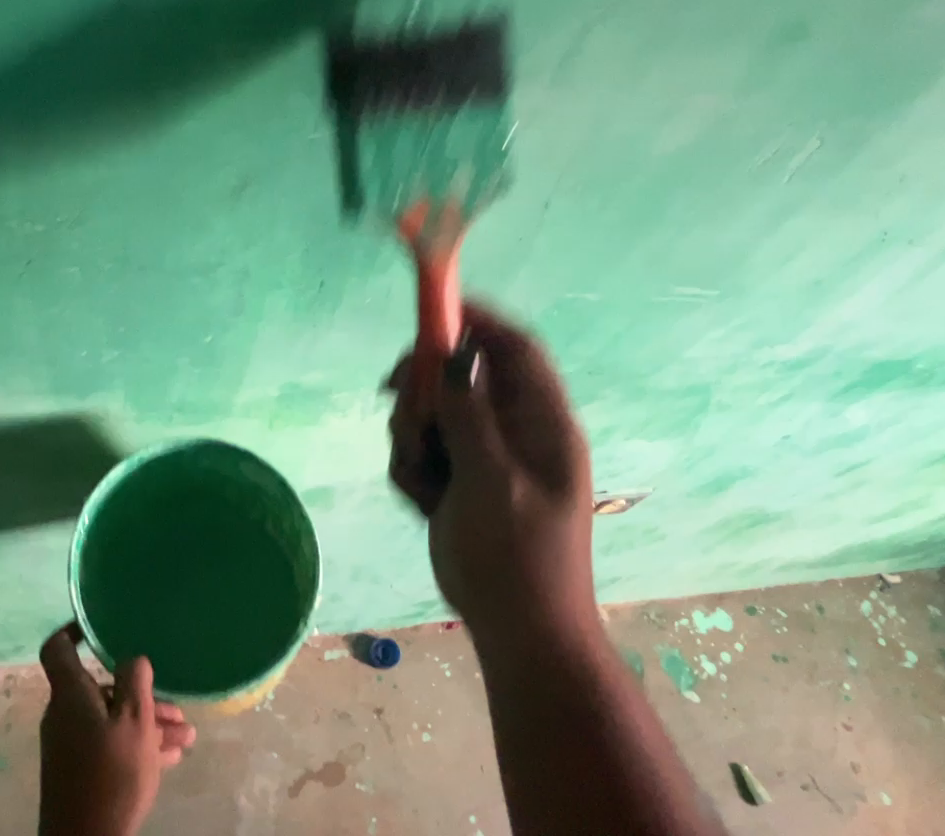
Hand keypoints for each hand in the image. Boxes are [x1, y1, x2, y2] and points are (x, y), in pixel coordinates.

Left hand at [38, 622, 196, 835]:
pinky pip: (108, 742)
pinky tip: (171, 756)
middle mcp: (64, 714)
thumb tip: (133, 657)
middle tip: (176, 707)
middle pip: (102, 688)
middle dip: (141, 693)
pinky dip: (136, 743)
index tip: (102, 626)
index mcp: (70, 694)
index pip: (59, 647)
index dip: (76, 630)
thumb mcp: (134, 721)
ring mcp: (69, 744)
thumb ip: (135, 681)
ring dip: (147, 722)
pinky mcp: (78, 770)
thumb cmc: (111, 774)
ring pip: (111, 718)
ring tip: (185, 736)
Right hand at [387, 303, 597, 641]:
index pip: (513, 347)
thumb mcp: (493, 480)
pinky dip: (413, 469)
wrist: (519, 632)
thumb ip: (470, 413)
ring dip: (413, 437)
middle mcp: (513, 429)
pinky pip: (423, 450)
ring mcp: (484, 455)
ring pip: (432, 413)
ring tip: (422, 481)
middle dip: (425, 390)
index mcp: (541, 422)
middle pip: (459, 375)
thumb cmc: (517, 556)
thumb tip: (456, 351)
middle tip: (403, 410)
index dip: (476, 321)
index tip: (429, 313)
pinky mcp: (459, 479)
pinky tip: (424, 502)